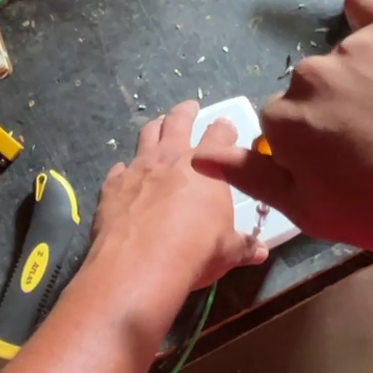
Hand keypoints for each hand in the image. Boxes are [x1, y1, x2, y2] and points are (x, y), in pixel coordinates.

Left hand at [85, 101, 266, 324]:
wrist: (139, 265)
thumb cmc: (195, 252)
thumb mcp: (227, 251)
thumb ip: (243, 245)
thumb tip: (260, 250)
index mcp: (205, 166)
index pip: (220, 136)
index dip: (225, 129)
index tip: (227, 126)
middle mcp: (171, 158)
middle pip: (178, 121)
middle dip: (186, 111)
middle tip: (190, 107)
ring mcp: (137, 168)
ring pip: (147, 135)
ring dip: (155, 128)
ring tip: (159, 126)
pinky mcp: (112, 186)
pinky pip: (119, 169)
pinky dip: (125, 169)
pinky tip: (125, 174)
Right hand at [191, 0, 372, 265]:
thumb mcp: (312, 212)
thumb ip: (253, 176)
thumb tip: (197, 156)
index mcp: (285, 122)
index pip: (279, 124)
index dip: (308, 146)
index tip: (342, 164)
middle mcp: (311, 76)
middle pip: (308, 88)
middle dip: (331, 110)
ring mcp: (357, 47)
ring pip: (343, 58)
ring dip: (362, 77)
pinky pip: (369, 3)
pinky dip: (364, 7)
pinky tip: (360, 1)